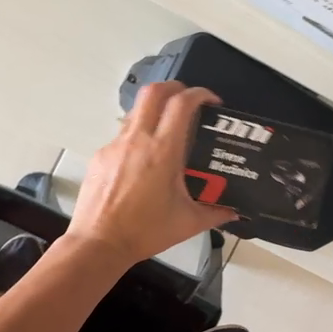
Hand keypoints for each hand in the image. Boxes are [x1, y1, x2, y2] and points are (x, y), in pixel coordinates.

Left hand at [67, 82, 237, 268]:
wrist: (99, 244)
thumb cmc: (145, 232)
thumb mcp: (188, 223)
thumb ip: (215, 213)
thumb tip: (233, 212)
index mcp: (163, 151)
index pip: (182, 104)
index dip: (199, 94)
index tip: (211, 101)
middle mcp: (137, 140)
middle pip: (154, 92)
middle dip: (174, 87)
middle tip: (188, 99)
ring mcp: (115, 146)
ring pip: (135, 111)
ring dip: (154, 111)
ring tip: (167, 130)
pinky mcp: (100, 157)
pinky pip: (121, 136)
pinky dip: (137, 137)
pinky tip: (143, 161)